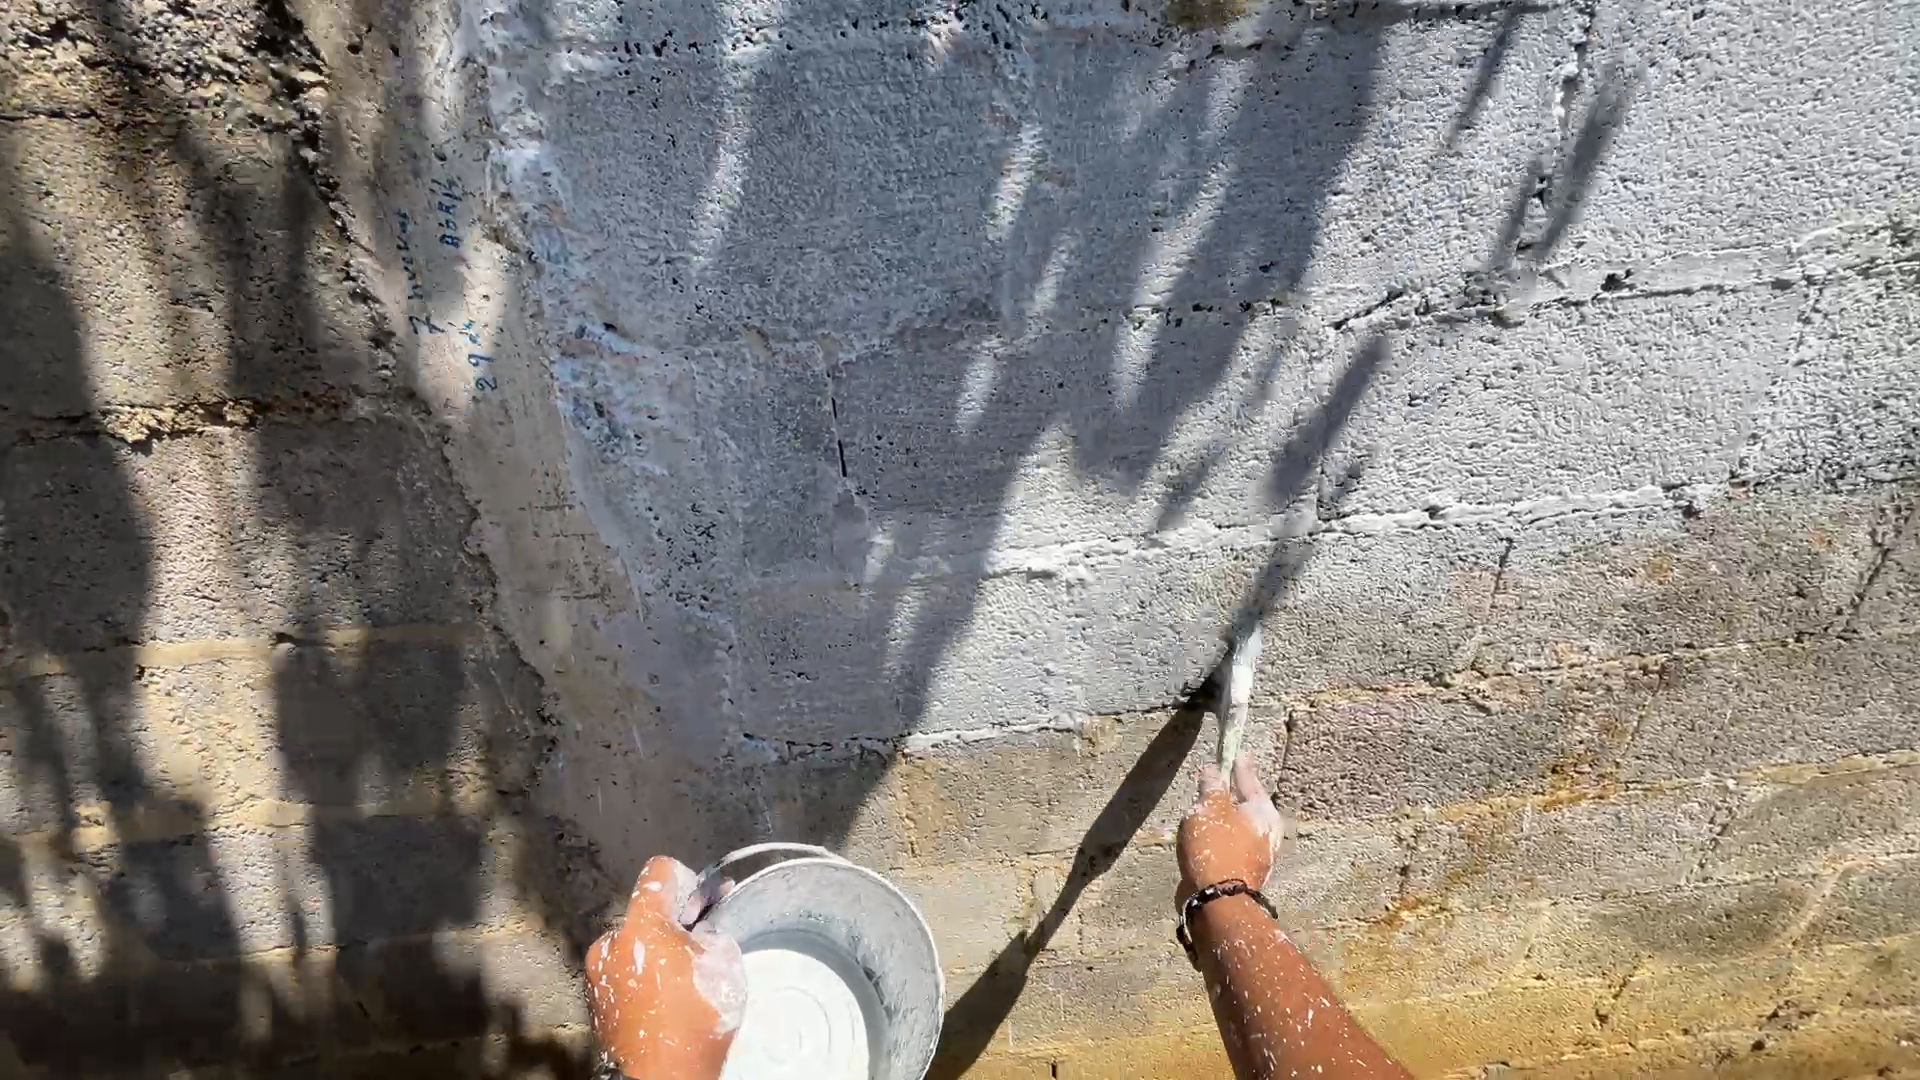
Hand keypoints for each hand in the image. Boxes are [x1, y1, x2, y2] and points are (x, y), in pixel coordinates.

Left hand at [587, 856, 746, 1079]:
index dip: (686, 879)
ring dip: (657, 946)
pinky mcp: (597, 1004)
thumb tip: (699, 925)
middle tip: (700, 934)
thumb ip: (709, 927)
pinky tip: (666, 991)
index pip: (659, 871)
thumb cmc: (698, 1014)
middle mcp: (610, 943)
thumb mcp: (722, 957)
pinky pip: (624, 971)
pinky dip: (644, 972)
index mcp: (641, 924)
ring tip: (683, 968)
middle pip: (646, 910)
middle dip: (673, 917)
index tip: (702, 901)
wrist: (666, 1079)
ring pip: (633, 942)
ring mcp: (598, 975)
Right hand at [1177, 754, 1289, 903]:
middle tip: (1219, 778)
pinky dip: (1219, 833)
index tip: (1239, 753)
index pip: (1250, 779)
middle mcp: (1266, 831)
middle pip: (1246, 803)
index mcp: (1262, 812)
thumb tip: (1213, 770)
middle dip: (1231, 792)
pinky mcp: (1242, 870)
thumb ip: (1211, 786)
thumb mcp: (1209, 807)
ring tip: (1206, 806)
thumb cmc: (1215, 846)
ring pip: (1237, 824)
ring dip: (1223, 815)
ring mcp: (1256, 853)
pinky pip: (1230, 841)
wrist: (1217, 901)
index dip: (1240, 765)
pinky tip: (1205, 833)